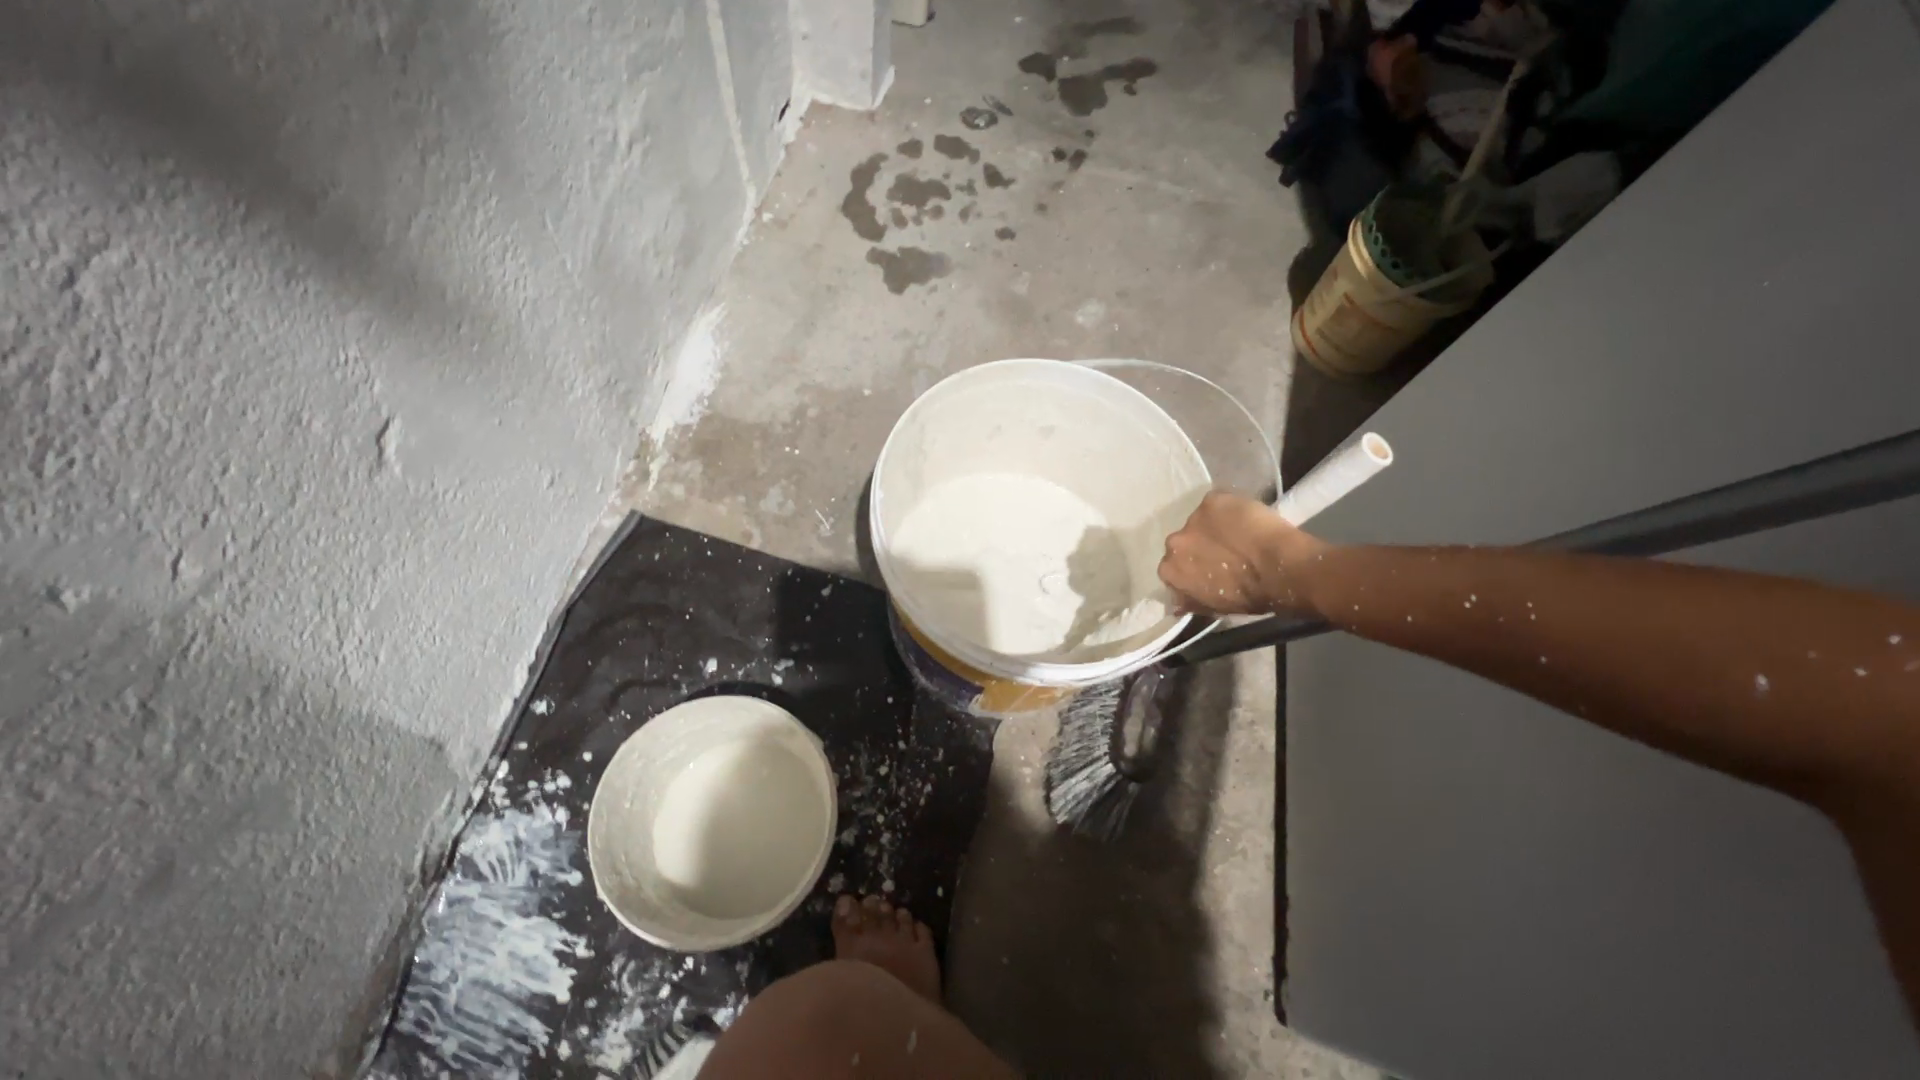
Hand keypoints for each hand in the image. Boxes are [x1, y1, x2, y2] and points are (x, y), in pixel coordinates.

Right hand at [1158, 492, 1329, 615]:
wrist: (1279, 569)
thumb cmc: (1248, 596)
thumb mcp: (1212, 606)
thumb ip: (1190, 599)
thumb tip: (1177, 603)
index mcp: (1169, 571)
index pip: (1174, 566)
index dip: (1192, 565)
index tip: (1209, 568)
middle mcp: (1174, 543)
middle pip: (1184, 541)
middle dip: (1200, 544)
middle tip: (1225, 550)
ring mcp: (1192, 518)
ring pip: (1202, 520)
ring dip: (1216, 526)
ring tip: (1240, 534)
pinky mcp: (1212, 500)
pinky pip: (1218, 503)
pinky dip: (1230, 509)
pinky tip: (1248, 518)